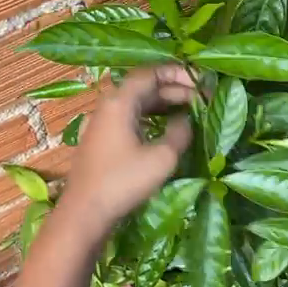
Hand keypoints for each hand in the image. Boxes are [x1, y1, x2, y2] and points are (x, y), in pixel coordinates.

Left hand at [52, 66, 194, 232]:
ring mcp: (103, 124)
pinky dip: (152, 118)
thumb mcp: (162, 157)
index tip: (201, 81)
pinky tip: (167, 129)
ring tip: (191, 112)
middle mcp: (108, 106)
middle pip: (144, 87)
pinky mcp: (102, 141)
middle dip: (175, 90)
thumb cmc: (123, 182)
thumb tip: (186, 120)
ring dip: (164, 105)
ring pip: (137, 104)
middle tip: (203, 100)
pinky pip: (130, 119)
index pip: (151, 73)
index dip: (178, 73)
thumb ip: (180, 132)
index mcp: (120, 101)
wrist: (84, 213)